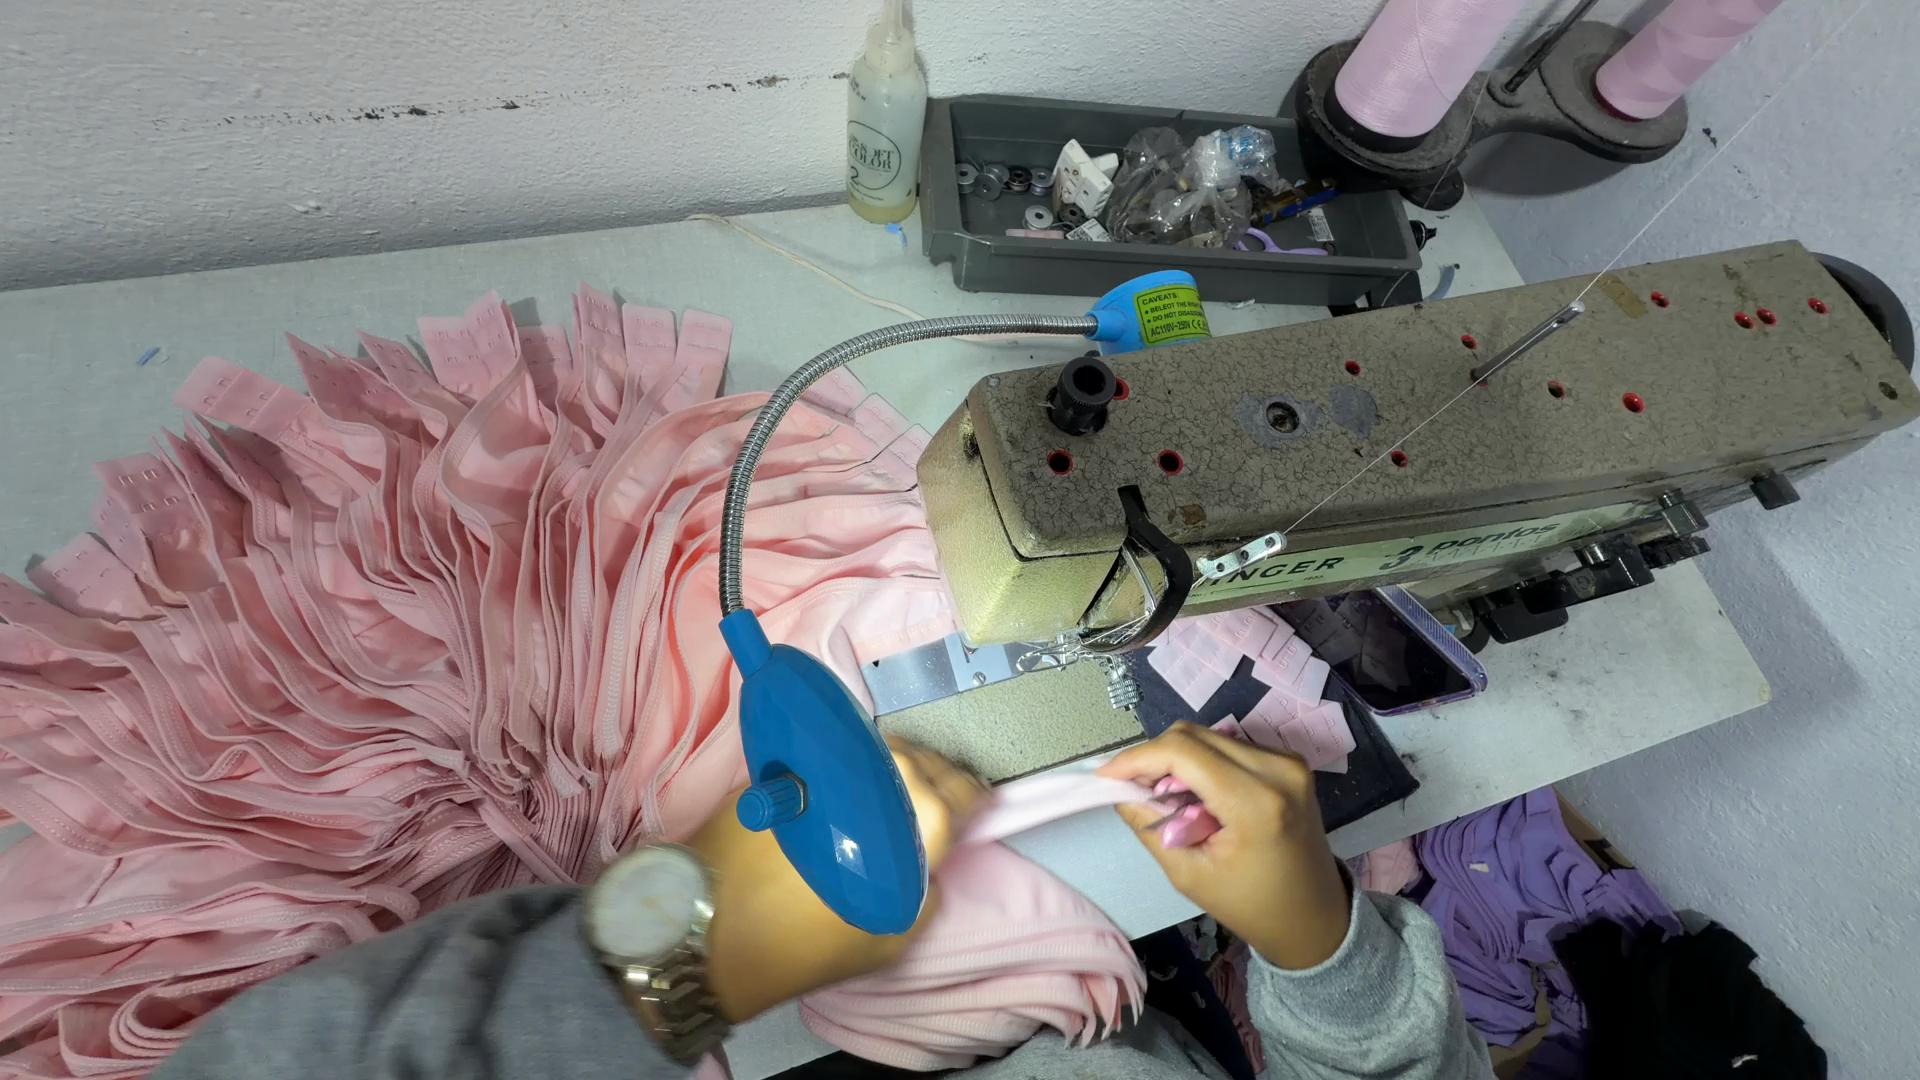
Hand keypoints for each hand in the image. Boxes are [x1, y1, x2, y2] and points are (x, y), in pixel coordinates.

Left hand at [688, 737, 985, 1021]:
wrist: (714, 922)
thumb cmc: (805, 942)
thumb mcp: (887, 940)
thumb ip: (924, 896)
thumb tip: (931, 865)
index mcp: (913, 826)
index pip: (958, 795)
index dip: (970, 794)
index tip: (973, 798)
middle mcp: (883, 783)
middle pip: (926, 765)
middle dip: (939, 776)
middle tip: (938, 794)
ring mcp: (842, 766)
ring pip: (889, 750)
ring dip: (904, 763)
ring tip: (901, 785)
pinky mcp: (804, 760)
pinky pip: (850, 751)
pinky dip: (867, 759)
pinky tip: (863, 778)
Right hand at [1099, 722, 1351, 968]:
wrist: (1318, 920)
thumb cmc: (1253, 907)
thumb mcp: (1189, 875)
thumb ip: (1148, 825)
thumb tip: (1118, 788)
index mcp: (1256, 803)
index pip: (1182, 752)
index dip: (1137, 757)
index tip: (1106, 774)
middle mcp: (1276, 769)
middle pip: (1192, 735)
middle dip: (1153, 757)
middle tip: (1134, 787)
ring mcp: (1287, 761)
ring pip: (1206, 735)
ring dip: (1175, 757)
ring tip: (1165, 795)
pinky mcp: (1287, 761)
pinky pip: (1226, 744)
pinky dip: (1199, 760)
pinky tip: (1195, 792)